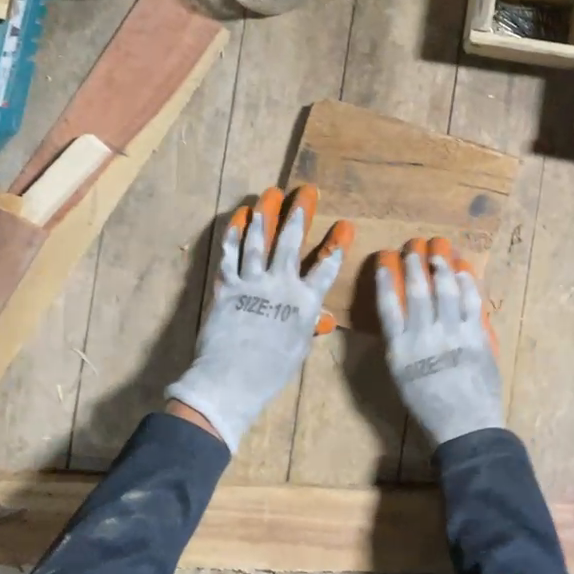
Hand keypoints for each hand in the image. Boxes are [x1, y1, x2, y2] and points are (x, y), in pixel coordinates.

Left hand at [166, 186, 347, 451]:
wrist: (230, 380)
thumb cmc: (270, 371)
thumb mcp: (298, 349)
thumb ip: (309, 326)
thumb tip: (323, 318)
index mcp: (304, 303)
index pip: (326, 269)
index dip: (336, 246)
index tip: (345, 226)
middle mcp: (281, 285)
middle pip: (291, 244)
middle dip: (299, 215)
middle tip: (305, 193)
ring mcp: (252, 283)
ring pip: (259, 243)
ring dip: (265, 218)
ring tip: (268, 197)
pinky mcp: (228, 286)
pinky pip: (230, 256)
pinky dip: (233, 236)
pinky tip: (237, 220)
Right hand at [378, 239, 503, 447]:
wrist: (465, 425)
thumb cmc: (429, 405)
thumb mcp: (402, 377)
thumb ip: (401, 345)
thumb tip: (401, 313)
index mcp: (400, 351)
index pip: (388, 307)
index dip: (386, 280)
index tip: (385, 261)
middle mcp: (424, 338)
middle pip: (417, 292)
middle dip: (415, 265)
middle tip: (413, 248)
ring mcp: (452, 335)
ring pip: (446, 291)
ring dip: (441, 267)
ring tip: (438, 252)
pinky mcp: (476, 336)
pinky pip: (471, 302)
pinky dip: (466, 283)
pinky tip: (463, 272)